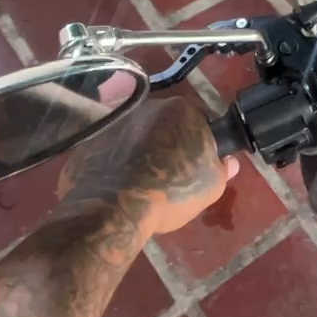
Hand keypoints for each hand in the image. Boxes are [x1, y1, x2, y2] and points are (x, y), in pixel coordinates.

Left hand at [55, 97, 238, 235]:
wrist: (114, 209)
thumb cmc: (172, 192)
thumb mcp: (212, 186)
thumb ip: (223, 169)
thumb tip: (229, 162)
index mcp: (180, 109)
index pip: (198, 121)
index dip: (199, 144)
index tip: (196, 165)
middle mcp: (146, 107)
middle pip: (164, 124)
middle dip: (169, 144)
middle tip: (170, 174)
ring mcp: (113, 123)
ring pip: (135, 136)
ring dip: (140, 152)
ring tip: (141, 183)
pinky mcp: (87, 142)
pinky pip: (108, 151)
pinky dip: (114, 163)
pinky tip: (117, 187)